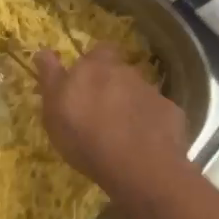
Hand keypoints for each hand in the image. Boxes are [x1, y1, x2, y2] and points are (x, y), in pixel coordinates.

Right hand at [36, 46, 188, 203]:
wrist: (140, 169)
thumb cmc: (85, 136)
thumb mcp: (52, 109)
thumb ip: (50, 77)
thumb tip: (44, 51)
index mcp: (95, 67)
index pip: (100, 50)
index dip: (95, 61)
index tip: (86, 77)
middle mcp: (127, 73)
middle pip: (120, 72)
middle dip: (113, 85)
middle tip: (100, 109)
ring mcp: (153, 94)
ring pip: (139, 93)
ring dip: (131, 105)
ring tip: (123, 131)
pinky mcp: (174, 117)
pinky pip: (159, 115)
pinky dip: (151, 124)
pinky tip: (144, 143)